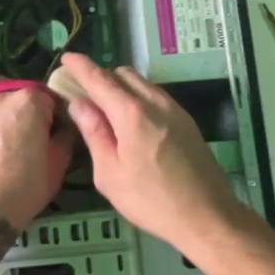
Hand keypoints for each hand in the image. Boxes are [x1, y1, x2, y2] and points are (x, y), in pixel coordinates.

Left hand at [0, 89, 72, 230]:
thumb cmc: (27, 186)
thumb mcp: (59, 162)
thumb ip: (66, 134)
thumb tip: (65, 126)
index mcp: (29, 101)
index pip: (51, 98)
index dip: (57, 116)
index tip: (56, 134)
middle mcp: (1, 97)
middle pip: (24, 98)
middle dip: (32, 114)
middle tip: (36, 140)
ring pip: (2, 107)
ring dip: (11, 118)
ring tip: (13, 145)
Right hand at [58, 53, 249, 250]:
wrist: (207, 216)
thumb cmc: (151, 200)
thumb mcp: (110, 174)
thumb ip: (94, 134)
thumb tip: (79, 104)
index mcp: (131, 113)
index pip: (99, 79)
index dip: (80, 66)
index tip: (67, 58)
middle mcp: (154, 102)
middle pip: (123, 74)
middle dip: (101, 77)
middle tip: (85, 97)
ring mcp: (175, 110)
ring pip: (142, 83)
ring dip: (122, 87)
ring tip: (108, 112)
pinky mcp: (186, 122)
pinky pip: (156, 97)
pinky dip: (139, 98)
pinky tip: (133, 124)